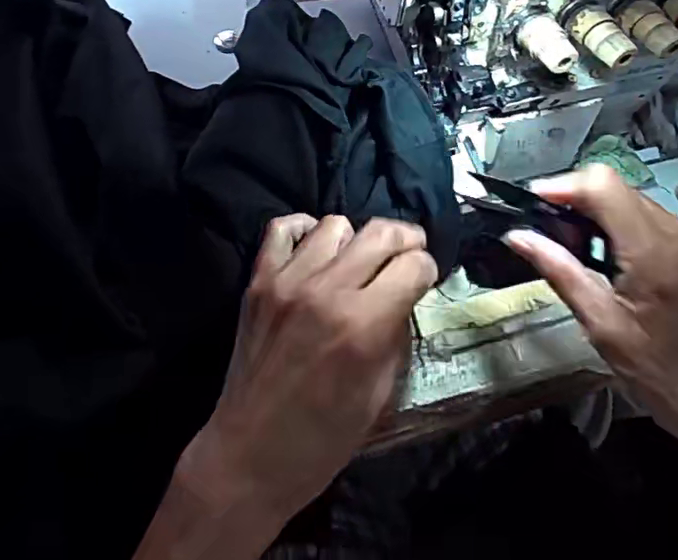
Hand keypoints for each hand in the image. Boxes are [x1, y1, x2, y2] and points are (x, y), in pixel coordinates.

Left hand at [134, 214, 437, 559]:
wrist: (251, 453)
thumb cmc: (323, 439)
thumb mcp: (380, 394)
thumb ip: (394, 335)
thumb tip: (404, 295)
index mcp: (363, 325)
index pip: (412, 265)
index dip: (427, 268)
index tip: (425, 276)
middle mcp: (327, 290)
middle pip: (379, 233)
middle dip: (405, 239)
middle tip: (409, 252)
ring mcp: (287, 280)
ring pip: (335, 224)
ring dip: (355, 239)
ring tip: (357, 260)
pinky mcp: (258, 280)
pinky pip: (282, 228)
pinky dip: (304, 230)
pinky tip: (315, 249)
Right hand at [504, 167, 677, 559]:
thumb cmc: (670, 383)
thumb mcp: (604, 328)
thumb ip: (559, 272)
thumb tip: (516, 235)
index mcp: (659, 253)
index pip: (603, 184)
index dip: (562, 185)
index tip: (532, 205)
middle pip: (619, 189)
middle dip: (578, 201)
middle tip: (549, 233)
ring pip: (638, 203)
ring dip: (603, 216)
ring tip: (579, 251)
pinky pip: (659, 223)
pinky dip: (629, 231)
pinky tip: (617, 264)